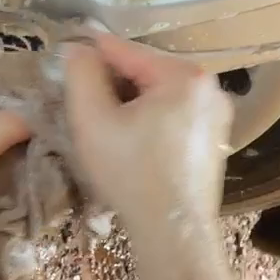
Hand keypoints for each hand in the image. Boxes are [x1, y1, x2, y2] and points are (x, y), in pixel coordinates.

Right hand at [62, 33, 234, 236]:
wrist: (172, 231)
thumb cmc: (130, 172)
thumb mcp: (92, 119)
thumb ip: (81, 74)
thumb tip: (77, 47)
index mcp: (183, 75)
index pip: (124, 50)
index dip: (89, 53)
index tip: (62, 54)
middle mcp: (209, 86)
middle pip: (144, 69)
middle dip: (111, 80)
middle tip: (81, 99)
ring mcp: (217, 113)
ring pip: (157, 92)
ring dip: (128, 100)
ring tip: (102, 120)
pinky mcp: (214, 137)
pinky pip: (172, 113)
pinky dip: (147, 117)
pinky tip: (129, 139)